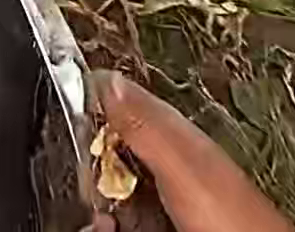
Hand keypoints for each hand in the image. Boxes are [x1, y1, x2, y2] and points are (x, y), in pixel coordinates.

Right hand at [91, 71, 294, 231]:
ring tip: (100, 221)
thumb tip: (103, 77)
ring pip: (111, 180)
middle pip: (105, 143)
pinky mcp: (161, 217)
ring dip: (98, 198)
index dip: (87, 108)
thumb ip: (142, 123)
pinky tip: (108, 228)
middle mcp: (158, 150)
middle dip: (88, 163)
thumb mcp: (180, 164)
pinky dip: (111, 219)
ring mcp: (161, 187)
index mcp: (163, 125)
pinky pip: (124, 211)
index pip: (111, 95)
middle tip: (88, 188)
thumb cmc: (223, 214)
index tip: (70, 133)